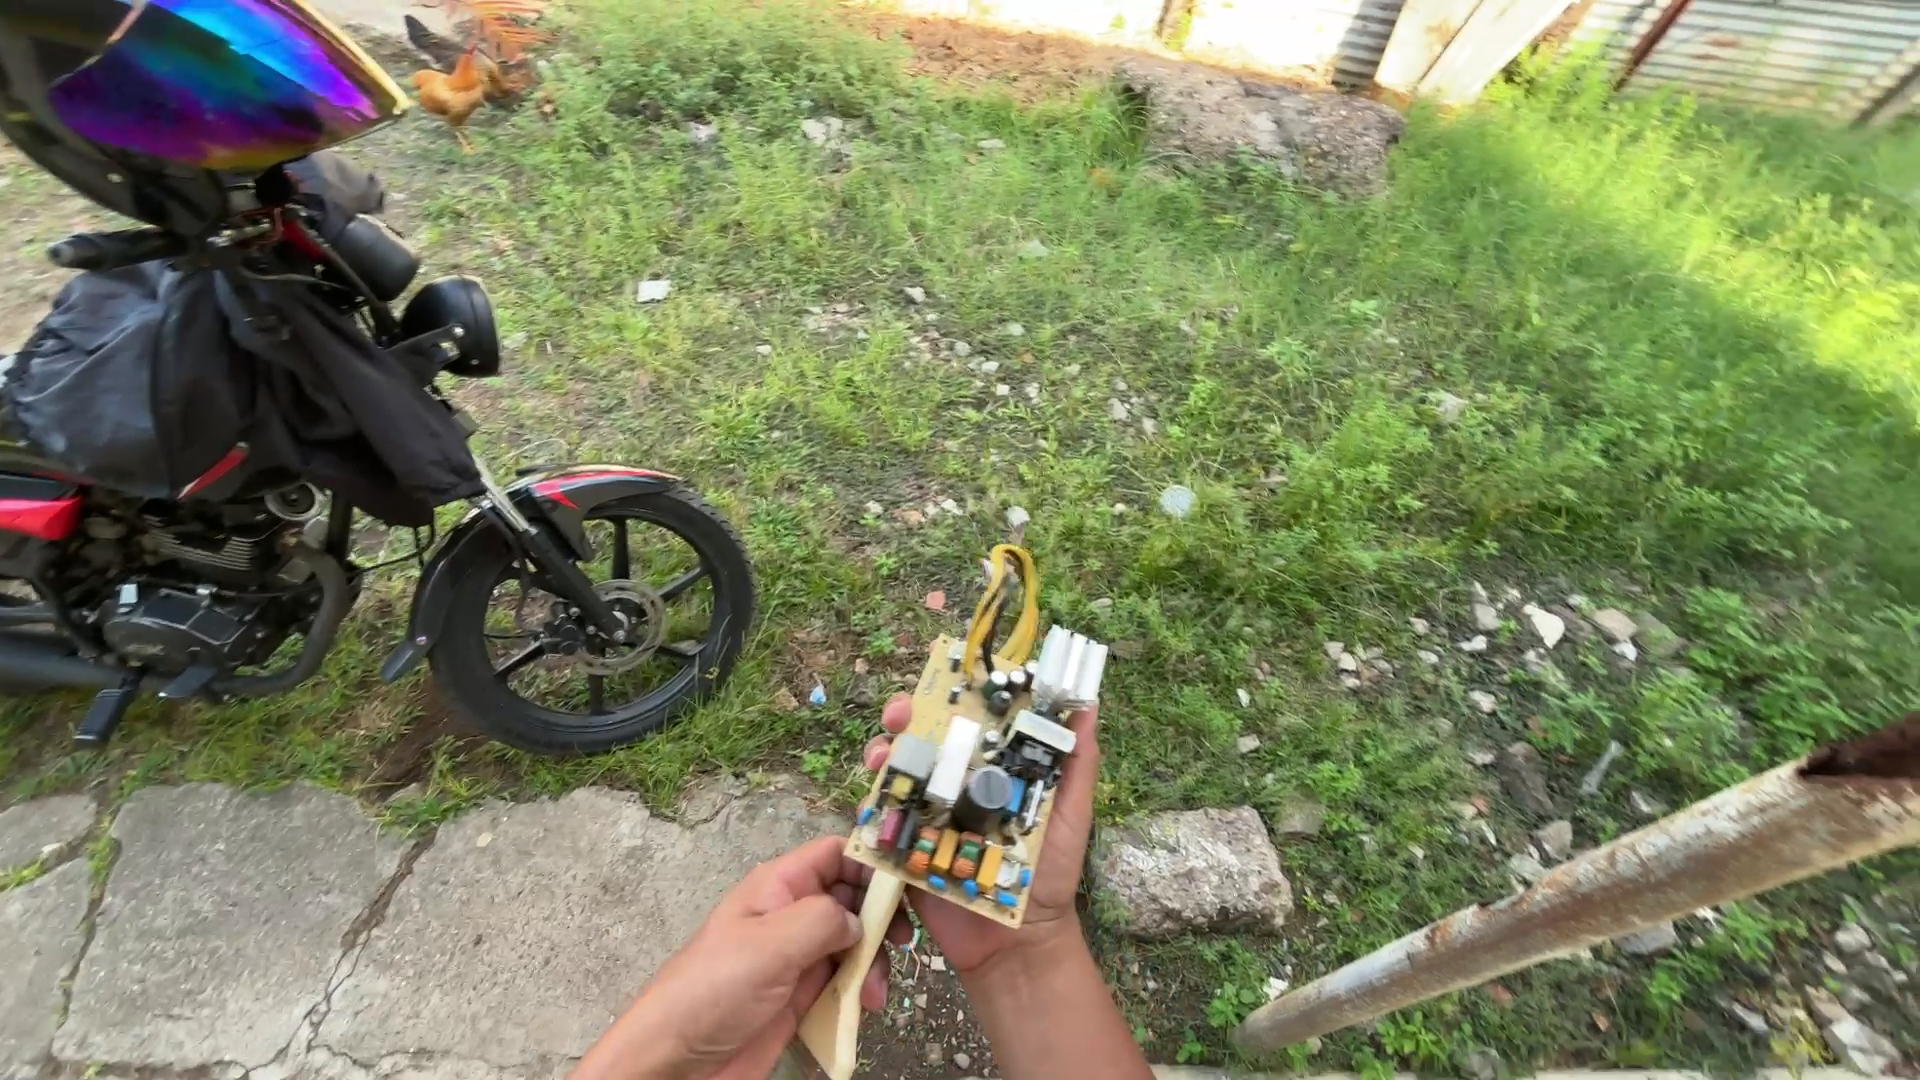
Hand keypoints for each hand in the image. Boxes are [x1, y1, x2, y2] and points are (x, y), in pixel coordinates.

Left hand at [571, 836, 909, 1079]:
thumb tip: (859, 921)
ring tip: (879, 990)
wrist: (676, 1066)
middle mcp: (794, 913)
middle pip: (853, 896)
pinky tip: (868, 1005)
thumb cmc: (715, 989)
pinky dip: (863, 988)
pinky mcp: (802, 996)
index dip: (871, 860)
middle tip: (904, 939)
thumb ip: (822, 919)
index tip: (907, 883)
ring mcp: (799, 955)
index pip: (836, 853)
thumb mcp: (769, 944)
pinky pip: (846, 979)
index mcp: (781, 885)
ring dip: (876, 958)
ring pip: (855, 940)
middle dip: (881, 914)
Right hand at [862, 693, 1099, 976]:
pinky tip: (871, 801)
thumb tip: (1088, 703)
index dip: (953, 692)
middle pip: (922, 734)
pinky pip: (881, 819)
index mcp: (990, 766)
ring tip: (883, 754)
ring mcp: (926, 811)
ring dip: (883, 751)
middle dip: (905, 714)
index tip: (945, 676)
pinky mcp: (905, 846)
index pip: (967, 717)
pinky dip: (871, 805)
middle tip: (902, 712)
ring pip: (895, 769)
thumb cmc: (1049, 873)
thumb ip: (1077, 762)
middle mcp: (953, 780)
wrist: (1019, 943)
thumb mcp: (1070, 812)